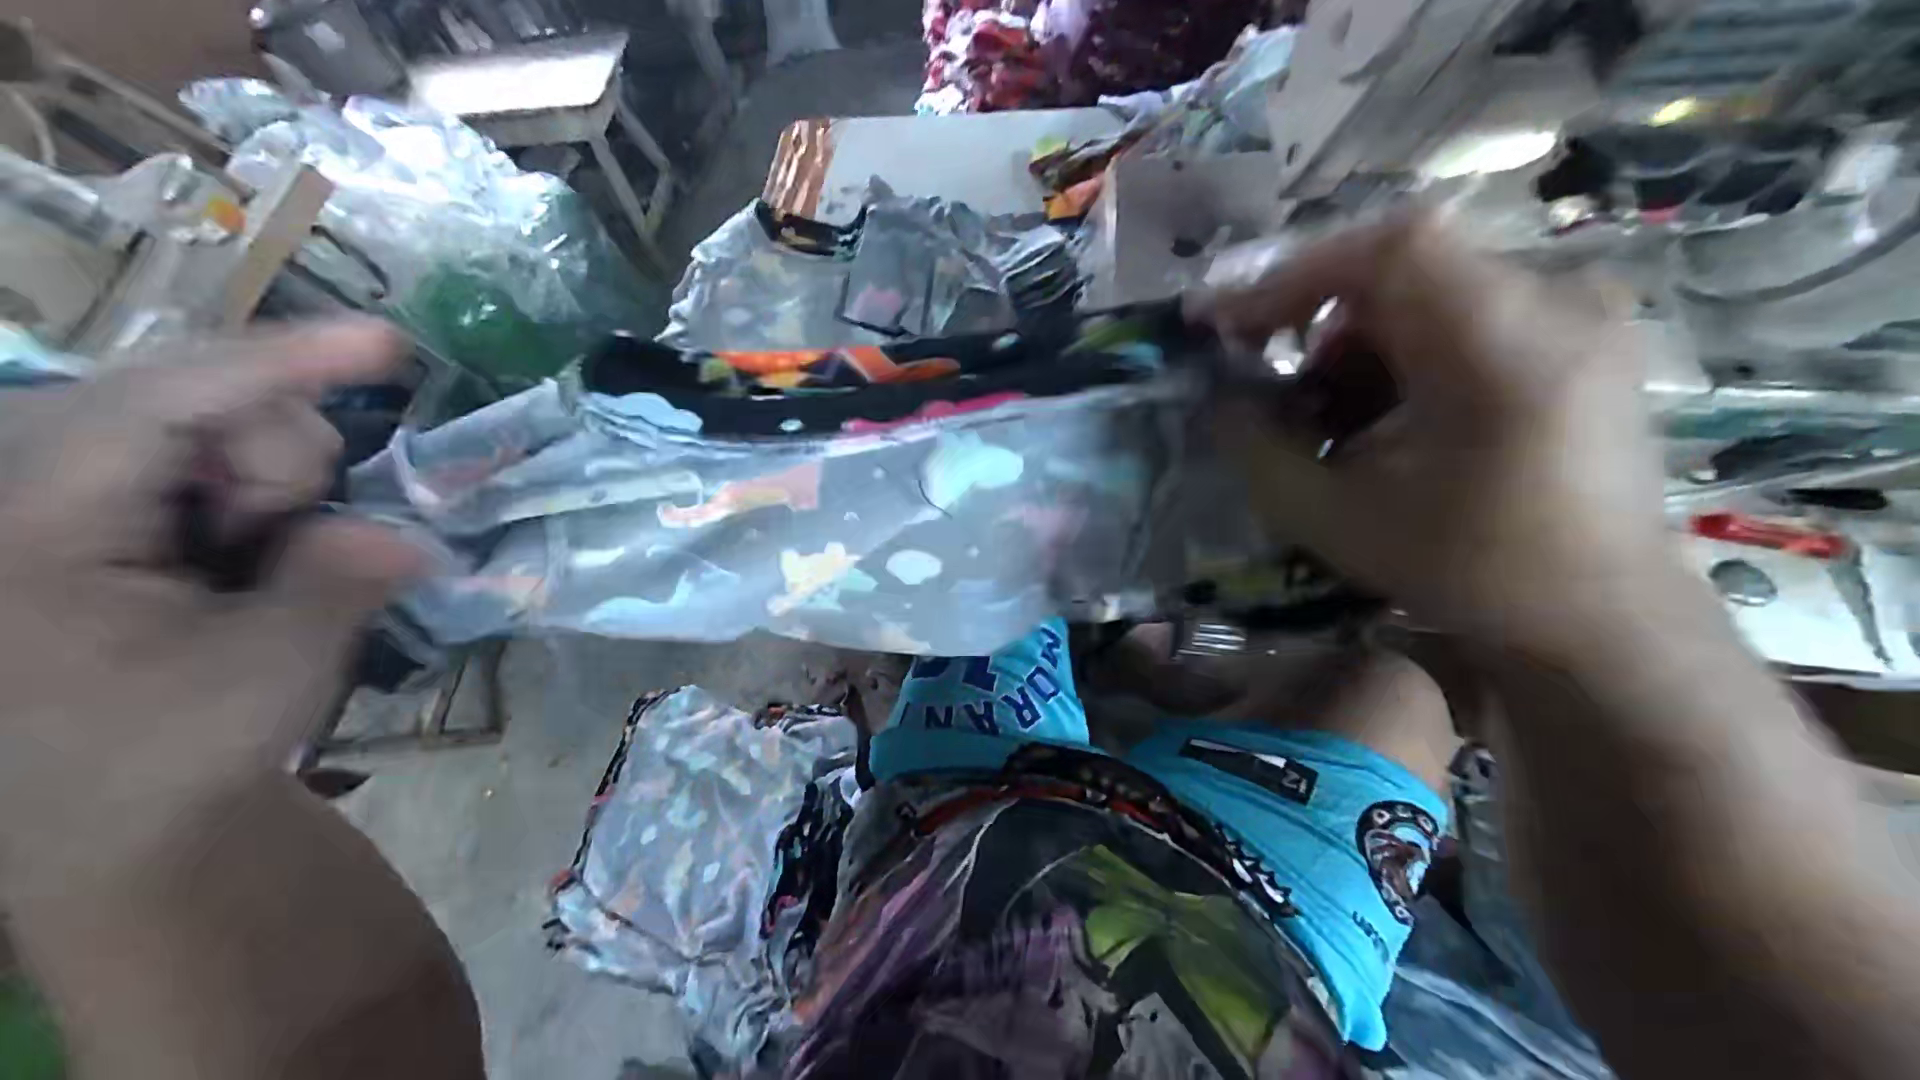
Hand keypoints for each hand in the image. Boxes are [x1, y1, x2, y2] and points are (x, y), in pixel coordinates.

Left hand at [0, 322, 426, 873]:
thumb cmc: (164, 753)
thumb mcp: (266, 672)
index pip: (158, 406)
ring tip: (260, 562)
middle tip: (284, 544)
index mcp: (27, 530)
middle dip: (278, 465)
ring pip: (211, 428)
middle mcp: (20, 488)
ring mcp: (51, 493)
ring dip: (273, 487)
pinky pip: (204, 457)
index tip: (387, 342)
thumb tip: (407, 536)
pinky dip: (257, 495)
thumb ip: (337, 585)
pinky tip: (245, 549)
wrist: (101, 812)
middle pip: (196, 406)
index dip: (278, 364)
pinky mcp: (88, 506)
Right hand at [1195, 216, 1672, 651]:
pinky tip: (1380, 411)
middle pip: (1402, 267)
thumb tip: (1218, 394)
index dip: (1290, 276)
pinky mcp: (1580, 336)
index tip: (1224, 323)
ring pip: (1427, 288)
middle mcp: (1559, 302)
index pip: (1388, 250)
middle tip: (1263, 367)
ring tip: (1323, 408)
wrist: (1594, 615)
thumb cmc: (1463, 568)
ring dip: (1353, 338)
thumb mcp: (1329, 516)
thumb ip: (1256, 446)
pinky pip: (1464, 310)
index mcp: (1506, 345)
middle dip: (1314, 315)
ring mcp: (1580, 313)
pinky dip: (1400, 349)